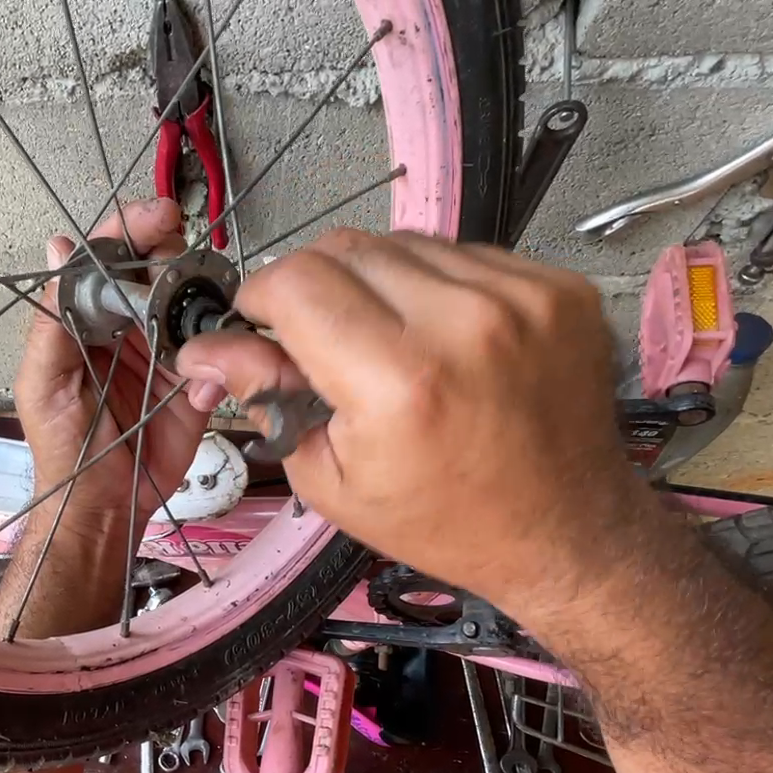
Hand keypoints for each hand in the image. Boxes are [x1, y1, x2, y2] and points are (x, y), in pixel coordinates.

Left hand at [16, 199, 209, 537]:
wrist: (104, 504)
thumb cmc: (64, 448)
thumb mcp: (44, 382)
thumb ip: (53, 318)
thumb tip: (59, 247)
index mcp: (89, 322)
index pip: (110, 260)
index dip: (131, 230)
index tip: (157, 216)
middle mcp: (130, 328)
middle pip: (159, 270)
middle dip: (174, 257)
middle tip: (183, 264)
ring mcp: (167, 353)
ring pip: (193, 305)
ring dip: (202, 300)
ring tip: (200, 313)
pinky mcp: (197, 384)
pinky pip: (217, 355)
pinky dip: (220, 352)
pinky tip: (209, 365)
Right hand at [175, 229, 648, 614]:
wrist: (562, 531)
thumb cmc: (442, 521)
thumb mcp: (329, 479)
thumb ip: (265, 400)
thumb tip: (210, 350)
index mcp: (400, 383)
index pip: (296, 282)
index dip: (259, 296)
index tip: (258, 320)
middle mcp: (465, 322)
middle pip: (341, 248)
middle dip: (305, 285)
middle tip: (310, 337)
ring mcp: (521, 294)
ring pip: (397, 241)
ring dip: (365, 281)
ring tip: (376, 341)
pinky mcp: (554, 284)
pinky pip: (455, 253)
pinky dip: (423, 284)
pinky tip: (428, 335)